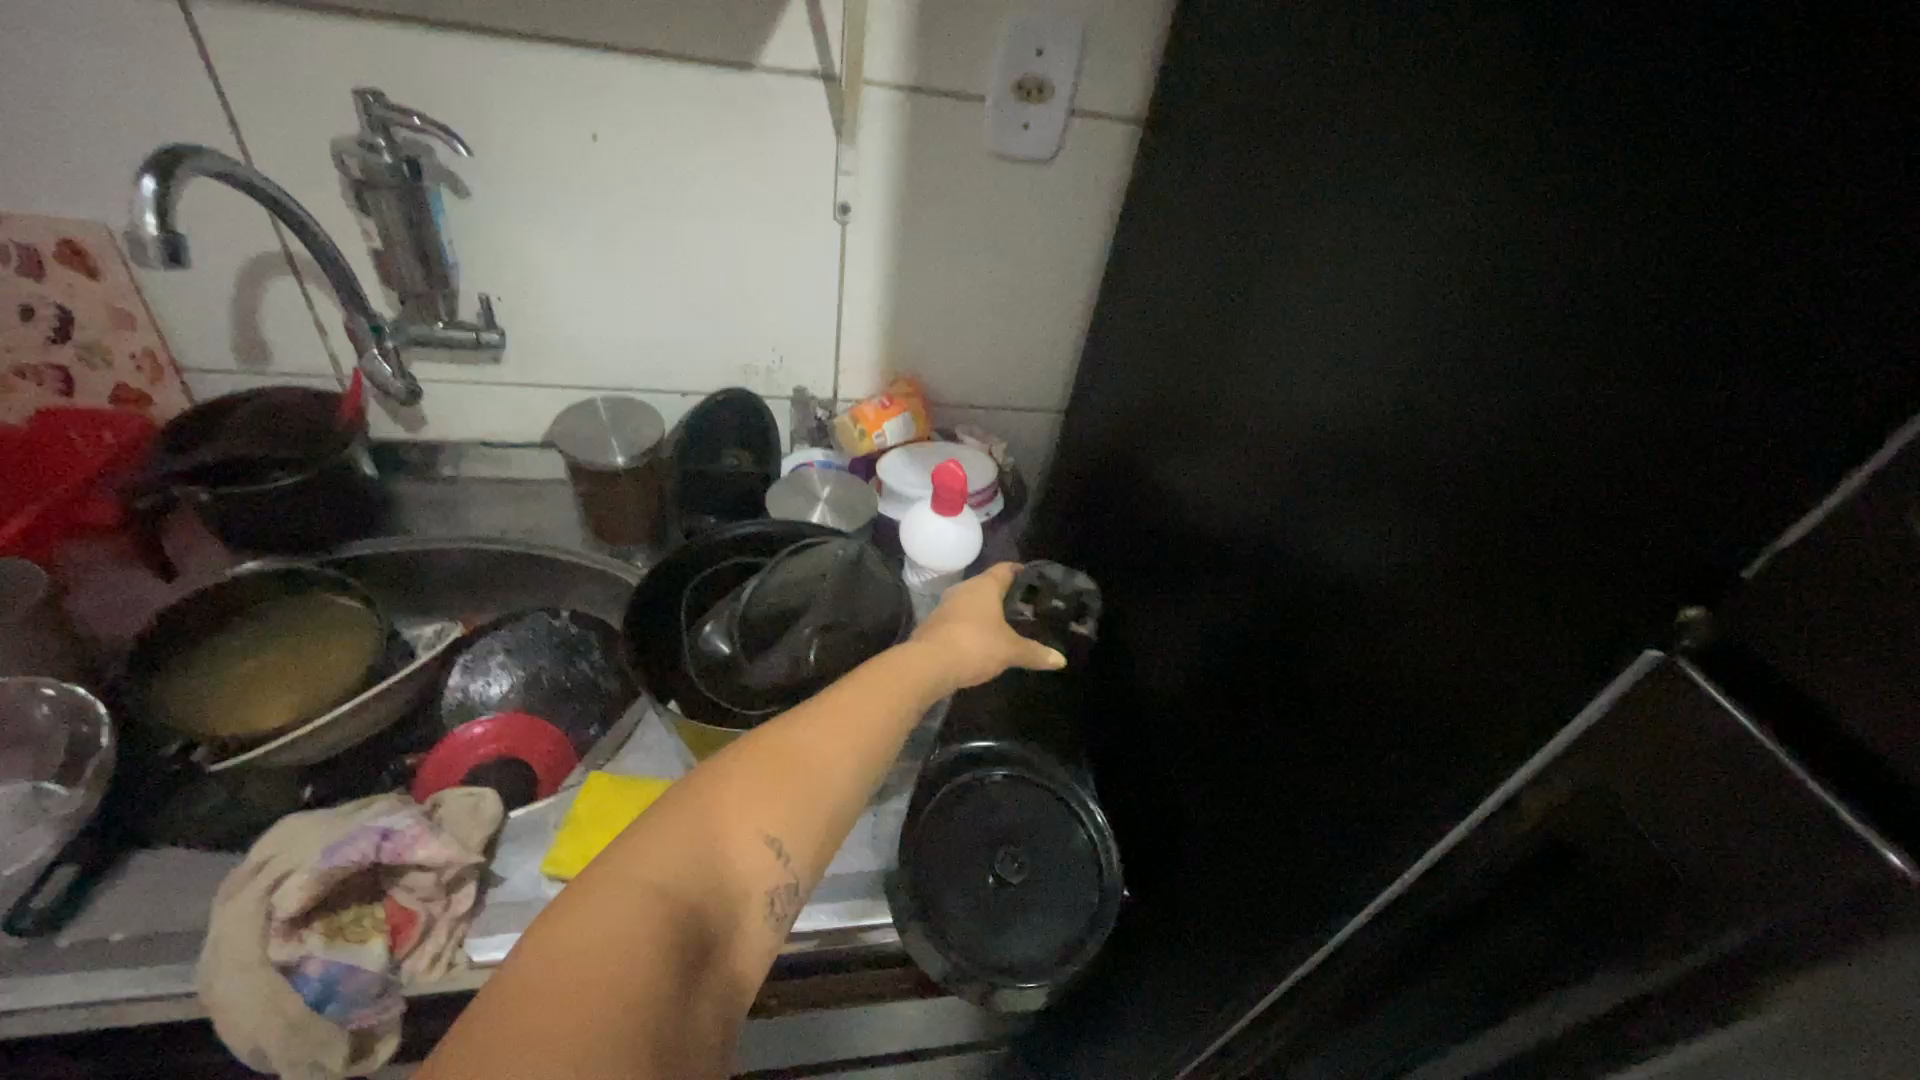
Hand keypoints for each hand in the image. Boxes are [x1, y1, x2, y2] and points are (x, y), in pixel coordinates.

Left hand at [909, 563, 1067, 693]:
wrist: (927, 665)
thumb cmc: (975, 645)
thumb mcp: (1010, 651)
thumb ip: (1035, 653)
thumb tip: (1061, 660)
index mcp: (984, 586)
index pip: (1006, 569)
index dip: (1021, 572)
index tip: (1035, 580)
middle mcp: (963, 590)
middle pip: (988, 585)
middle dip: (1005, 595)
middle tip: (1026, 608)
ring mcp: (945, 607)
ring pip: (971, 603)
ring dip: (986, 612)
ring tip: (1006, 626)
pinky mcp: (934, 625)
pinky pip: (959, 620)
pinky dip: (972, 627)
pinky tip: (982, 641)